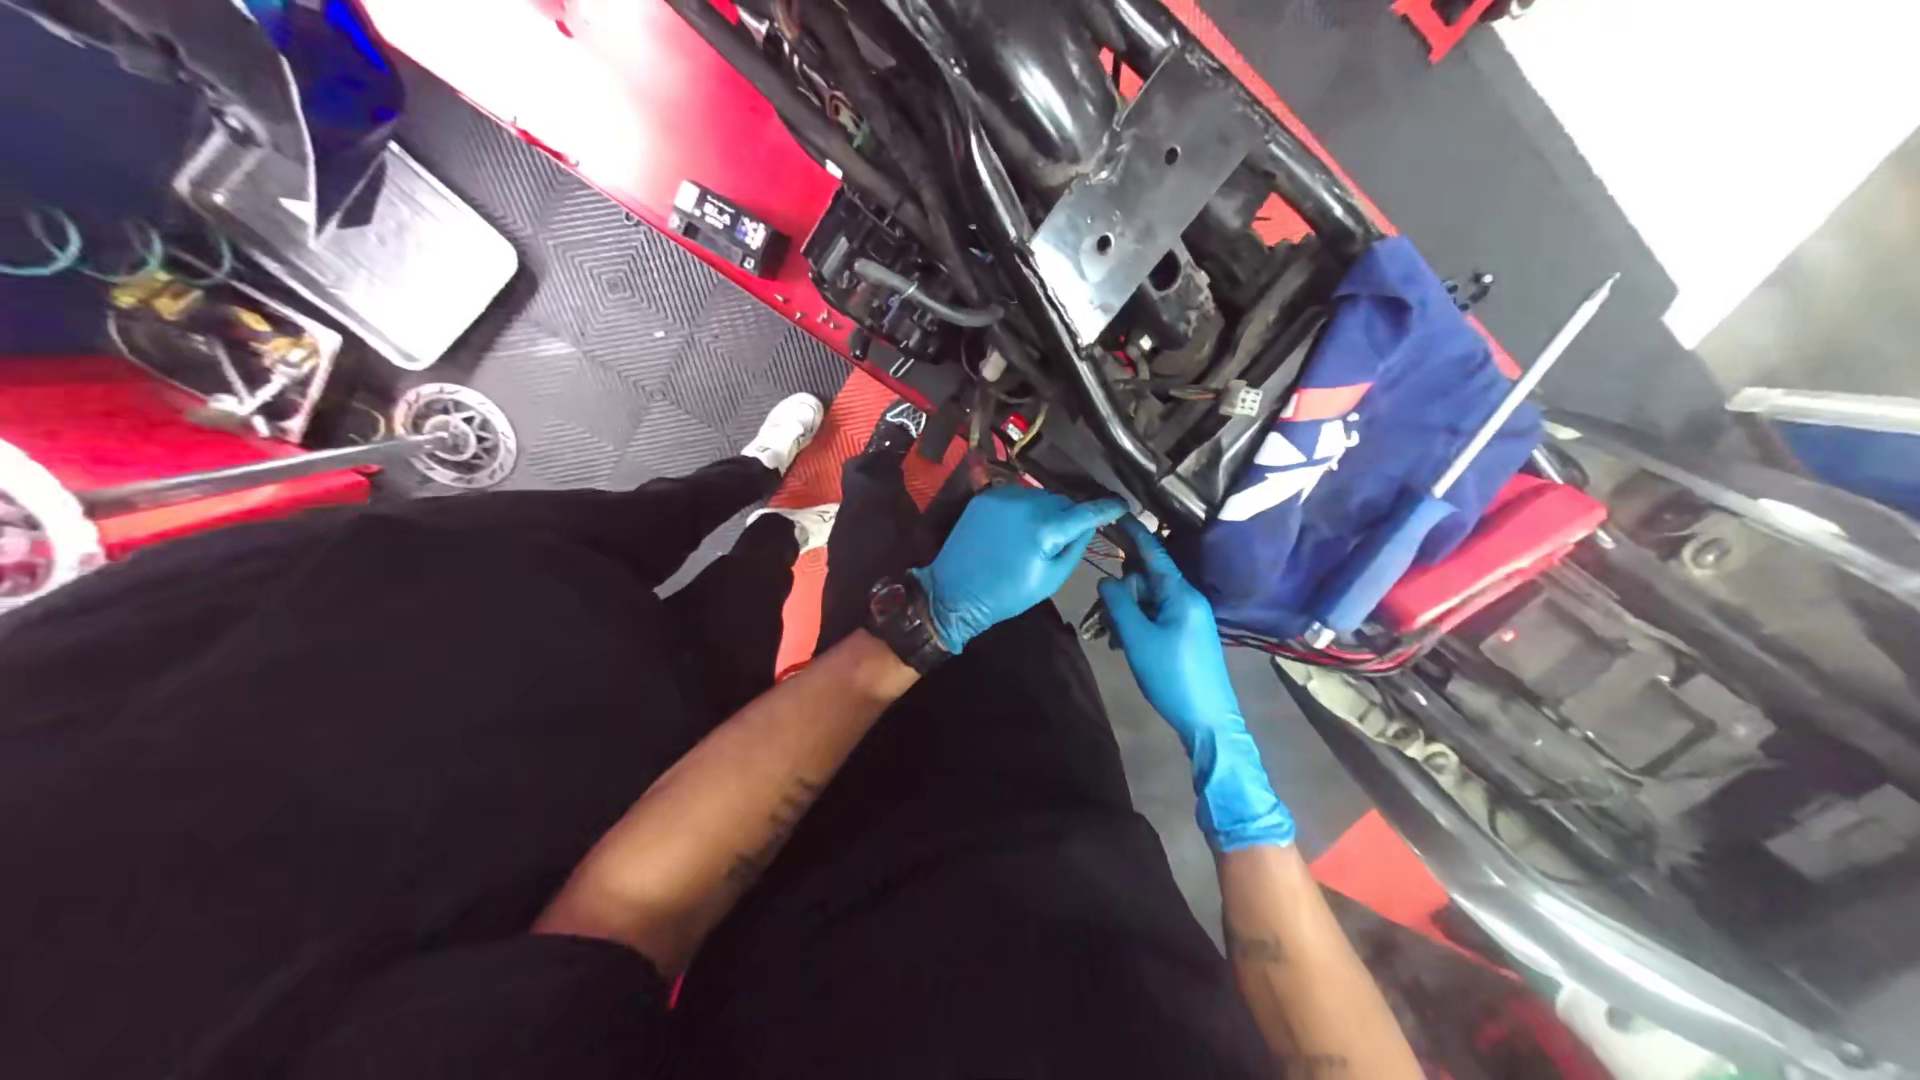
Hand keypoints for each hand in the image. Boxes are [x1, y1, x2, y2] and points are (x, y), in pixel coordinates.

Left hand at [912, 486, 1125, 651]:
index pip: (1086, 511)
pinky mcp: (986, 497)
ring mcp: (1003, 496)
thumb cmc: (1008, 594)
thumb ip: (1075, 547)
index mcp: (1046, 529)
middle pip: (1063, 500)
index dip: (1108, 507)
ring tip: (1039, 532)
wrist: (955, 591)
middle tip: (1068, 533)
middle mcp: (1027, 503)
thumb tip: (1090, 525)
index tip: (1123, 505)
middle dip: (1071, 514)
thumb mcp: (1051, 578)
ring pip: (1040, 495)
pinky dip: (1025, 507)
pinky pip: (1018, 495)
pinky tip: (1018, 526)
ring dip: (1047, 509)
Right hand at [1097, 517, 1293, 850]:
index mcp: (1181, 594)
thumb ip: (1119, 604)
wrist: (1209, 720)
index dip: (1135, 534)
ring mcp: (1191, 617)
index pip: (1154, 554)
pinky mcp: (1188, 633)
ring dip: (1129, 612)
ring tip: (1115, 639)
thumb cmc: (1171, 676)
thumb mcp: (1137, 639)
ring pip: (1150, 600)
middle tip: (1108, 618)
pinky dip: (1139, 624)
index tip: (1117, 514)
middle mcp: (1189, 599)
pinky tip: (1127, 645)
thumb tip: (1107, 579)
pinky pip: (1158, 616)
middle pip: (1148, 579)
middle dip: (1124, 591)